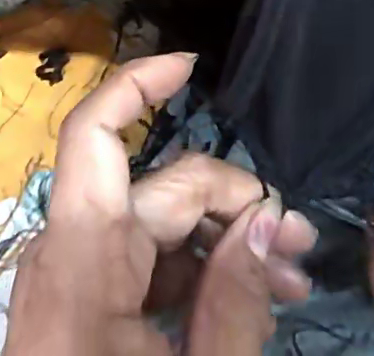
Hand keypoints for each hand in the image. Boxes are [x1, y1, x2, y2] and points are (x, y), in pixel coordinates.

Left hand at [4, 53, 317, 355]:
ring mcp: (76, 281)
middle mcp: (72, 254)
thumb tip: (268, 217)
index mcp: (83, 261)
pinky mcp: (85, 307)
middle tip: (301, 242)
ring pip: (161, 226)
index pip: (94, 137)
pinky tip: (251, 296)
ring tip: (290, 277)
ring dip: (226, 241)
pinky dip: (199, 272)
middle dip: (237, 203)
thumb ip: (236, 300)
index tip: (191, 66)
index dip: (137, 85)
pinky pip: (148, 265)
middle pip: (163, 189)